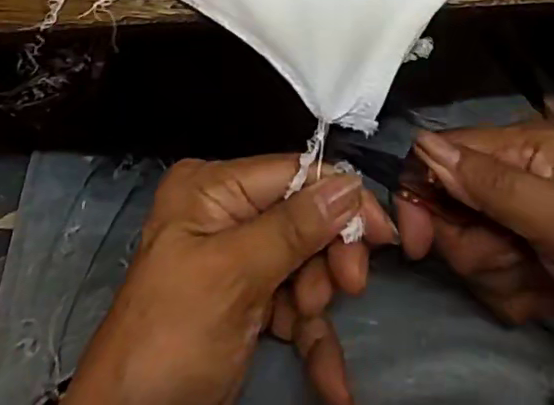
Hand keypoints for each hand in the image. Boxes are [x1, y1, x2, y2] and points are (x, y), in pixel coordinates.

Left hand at [65, 154, 395, 404]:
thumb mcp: (233, 276)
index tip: (382, 233)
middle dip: (326, 257)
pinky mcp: (246, 301)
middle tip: (350, 286)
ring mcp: (237, 259)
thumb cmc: (171, 337)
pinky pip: (291, 303)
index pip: (293, 173)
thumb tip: (349, 184)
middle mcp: (226, 213)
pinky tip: (331, 380)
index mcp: (213, 189)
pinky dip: (311, 338)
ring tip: (307, 327)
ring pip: (304, 263)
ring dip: (316, 301)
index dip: (340, 198)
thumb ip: (294, 228)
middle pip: (303, 218)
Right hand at [398, 120, 553, 404]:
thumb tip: (423, 146)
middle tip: (519, 262)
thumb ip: (494, 186)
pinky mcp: (526, 269)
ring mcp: (522, 227)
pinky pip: (486, 279)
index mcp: (530, 148)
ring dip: (498, 276)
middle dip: (475, 246)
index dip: (422, 194)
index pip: (445, 154)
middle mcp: (519, 179)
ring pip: (464, 247)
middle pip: (448, 206)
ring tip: (547, 286)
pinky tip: (549, 304)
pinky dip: (510, 297)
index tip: (417, 243)